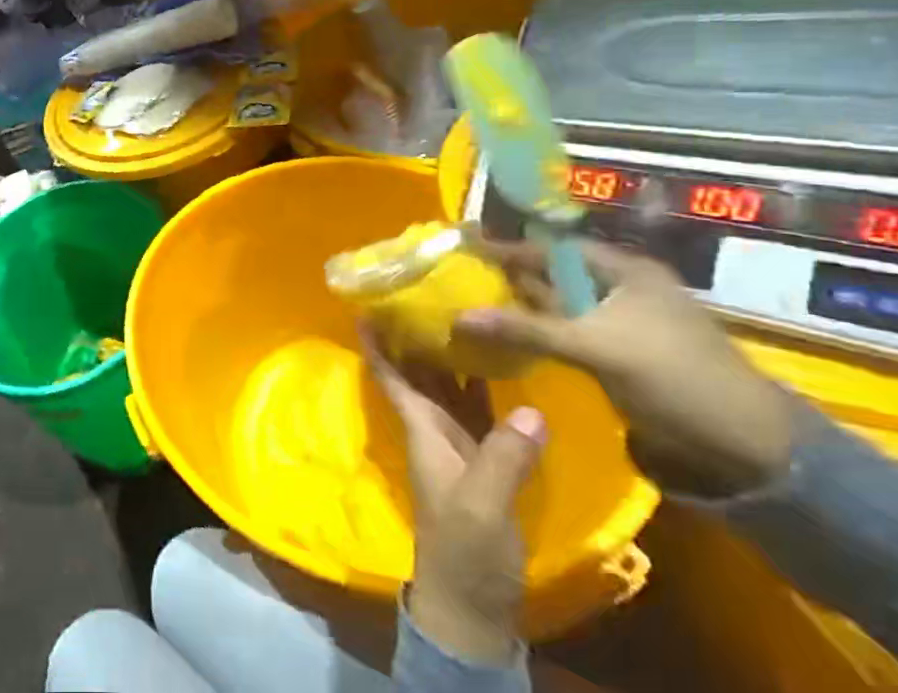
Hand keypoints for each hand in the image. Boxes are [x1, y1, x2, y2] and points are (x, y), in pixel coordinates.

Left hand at [364, 325, 542, 665]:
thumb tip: (531, 409)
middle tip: (428, 293)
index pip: (392, 379)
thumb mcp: (482, 505)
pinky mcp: (484, 460)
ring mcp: (459, 445)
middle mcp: (434, 430)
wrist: (472, 604)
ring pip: (448, 389)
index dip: (378, 345)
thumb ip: (503, 458)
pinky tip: (500, 367)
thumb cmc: (465, 551)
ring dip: (449, 356)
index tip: (366, 309)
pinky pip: (479, 412)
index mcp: (423, 431)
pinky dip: (483, 388)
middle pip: (420, 375)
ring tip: (463, 314)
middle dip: (416, 337)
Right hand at [456, 239, 793, 497]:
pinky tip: (503, 341)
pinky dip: (536, 335)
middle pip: (552, 275)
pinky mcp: (616, 354)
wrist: (743, 446)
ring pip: (557, 307)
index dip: (508, 247)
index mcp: (623, 271)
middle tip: (456, 279)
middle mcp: (619, 288)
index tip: (463, 247)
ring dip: (519, 308)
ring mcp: (618, 323)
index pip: (552, 248)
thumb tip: (459, 317)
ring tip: (467, 306)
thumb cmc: (673, 379)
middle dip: (508, 277)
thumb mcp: (595, 347)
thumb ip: (526, 330)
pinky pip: (565, 335)